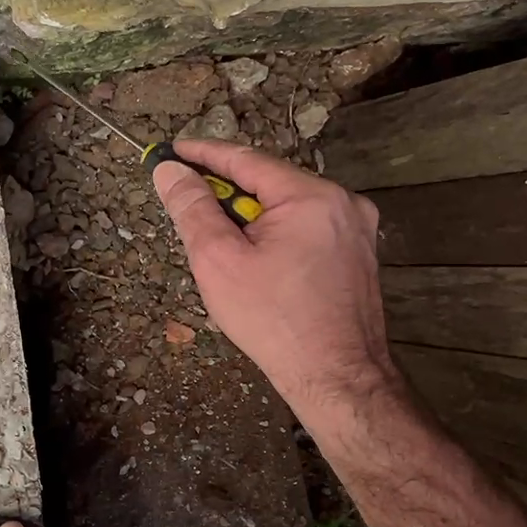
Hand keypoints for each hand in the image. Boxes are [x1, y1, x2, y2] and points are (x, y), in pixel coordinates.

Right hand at [151, 138, 394, 423]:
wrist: (337, 376)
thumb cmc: (272, 318)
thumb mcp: (218, 259)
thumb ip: (192, 207)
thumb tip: (169, 170)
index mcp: (310, 196)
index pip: (245, 159)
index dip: (202, 153)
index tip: (170, 149)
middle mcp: (342, 202)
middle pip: (268, 181)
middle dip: (224, 189)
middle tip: (186, 200)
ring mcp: (357, 228)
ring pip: (286, 205)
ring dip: (248, 212)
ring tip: (215, 237)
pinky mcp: (358, 253)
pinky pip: (305, 225)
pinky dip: (272, 229)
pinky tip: (252, 256)